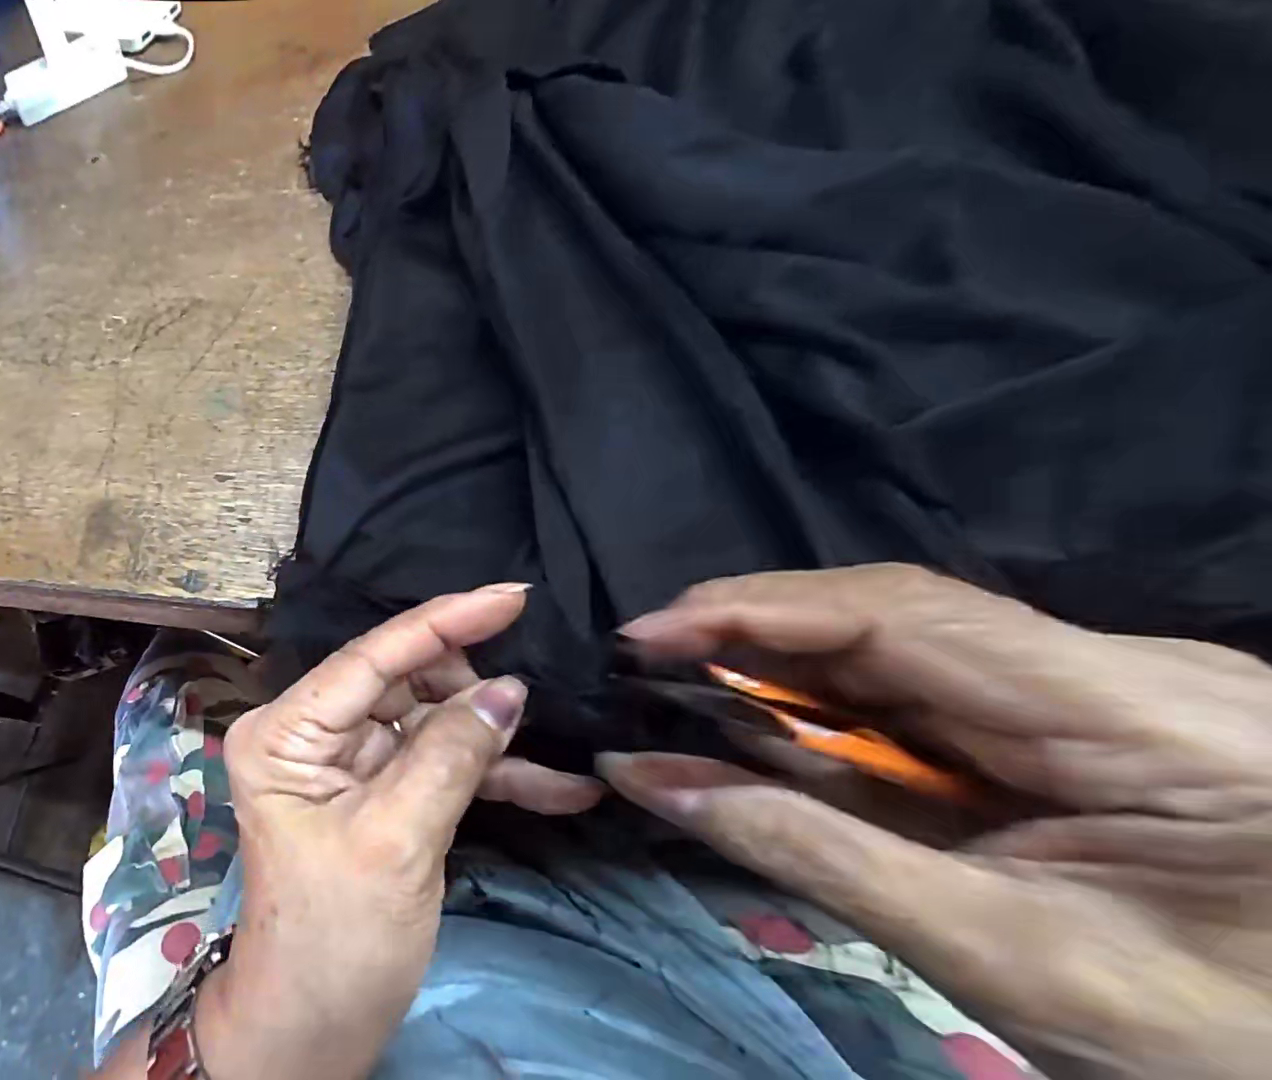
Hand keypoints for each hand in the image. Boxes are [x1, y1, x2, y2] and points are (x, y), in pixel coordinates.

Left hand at [198, 585, 603, 1079]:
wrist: (314, 1026)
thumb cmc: (334, 938)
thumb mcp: (396, 842)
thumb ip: (451, 756)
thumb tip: (508, 691)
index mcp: (287, 730)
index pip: (371, 657)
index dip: (443, 622)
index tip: (510, 596)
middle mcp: (313, 731)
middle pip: (404, 680)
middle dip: (470, 685)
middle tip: (531, 697)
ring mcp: (349, 759)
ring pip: (430, 719)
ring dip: (492, 733)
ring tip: (549, 743)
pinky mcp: (382, 788)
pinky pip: (439, 762)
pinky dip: (492, 772)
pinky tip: (558, 786)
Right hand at [596, 564, 1271, 1079]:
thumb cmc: (1234, 1059)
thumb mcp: (1000, 960)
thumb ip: (803, 849)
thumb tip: (640, 774)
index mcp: (1146, 715)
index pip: (901, 613)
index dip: (754, 610)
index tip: (644, 637)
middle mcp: (1117, 669)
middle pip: (885, 614)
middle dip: (748, 635)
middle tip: (641, 663)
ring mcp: (1091, 689)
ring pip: (887, 646)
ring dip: (773, 672)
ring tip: (675, 690)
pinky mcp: (1064, 722)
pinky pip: (911, 691)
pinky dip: (820, 711)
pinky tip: (758, 726)